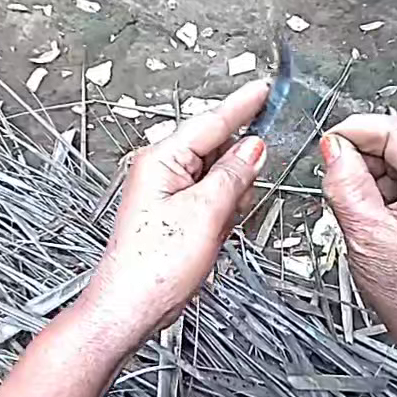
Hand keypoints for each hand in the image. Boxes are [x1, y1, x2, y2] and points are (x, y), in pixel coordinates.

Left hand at [78, 81, 270, 347]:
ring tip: (235, 206)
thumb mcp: (204, 213)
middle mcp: (161, 172)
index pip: (211, 122)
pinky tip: (226, 220)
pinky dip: (225, 205)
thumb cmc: (151, 267)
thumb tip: (254, 148)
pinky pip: (210, 198)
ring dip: (233, 186)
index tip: (264, 89)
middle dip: (240, 156)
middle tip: (261, 156)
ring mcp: (167, 195)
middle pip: (215, 147)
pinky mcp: (174, 216)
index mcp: (161, 161)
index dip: (243, 106)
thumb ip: (233, 175)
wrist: (132, 307)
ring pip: (216, 174)